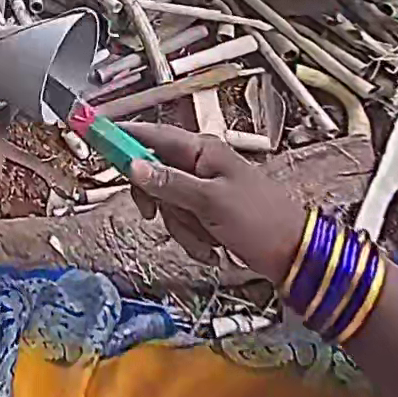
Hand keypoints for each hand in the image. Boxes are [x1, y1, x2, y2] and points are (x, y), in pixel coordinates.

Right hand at [119, 122, 306, 281]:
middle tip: (156, 214)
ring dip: (179, 225)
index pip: (150, 135)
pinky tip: (211, 248)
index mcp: (201, 150)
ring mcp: (203, 188)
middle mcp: (199, 164)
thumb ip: (168, 183)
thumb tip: (132, 166)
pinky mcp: (208, 211)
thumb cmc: (262, 223)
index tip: (95, 136)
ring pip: (165, 200)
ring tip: (203, 240)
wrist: (302, 261)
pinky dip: (191, 237)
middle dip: (158, 200)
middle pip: (152, 173)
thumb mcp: (210, 202)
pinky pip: (181, 219)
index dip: (121, 136)